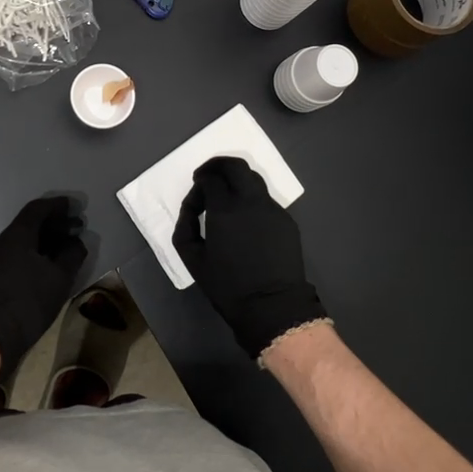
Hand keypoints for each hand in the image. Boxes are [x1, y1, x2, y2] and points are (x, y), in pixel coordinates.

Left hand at [0, 195, 88, 366]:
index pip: (38, 209)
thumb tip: (76, 241)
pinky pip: (19, 253)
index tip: (75, 208)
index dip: (58, 206)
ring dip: (46, 239)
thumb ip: (72, 254)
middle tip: (76, 227)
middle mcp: (4, 241)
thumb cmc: (28, 300)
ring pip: (25, 240)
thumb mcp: (59, 277)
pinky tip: (49, 264)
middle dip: (55, 223)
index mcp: (18, 234)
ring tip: (66, 246)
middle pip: (31, 223)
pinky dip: (37, 252)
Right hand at [173, 156, 327, 361]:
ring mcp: (272, 209)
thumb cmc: (227, 286)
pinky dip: (251, 200)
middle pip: (235, 165)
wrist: (272, 306)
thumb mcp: (192, 259)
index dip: (199, 183)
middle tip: (207, 176)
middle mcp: (251, 201)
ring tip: (226, 197)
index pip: (210, 178)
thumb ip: (185, 226)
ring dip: (236, 181)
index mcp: (226, 209)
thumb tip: (191, 208)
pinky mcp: (286, 220)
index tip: (196, 198)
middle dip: (218, 165)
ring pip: (253, 180)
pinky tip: (246, 222)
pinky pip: (265, 200)